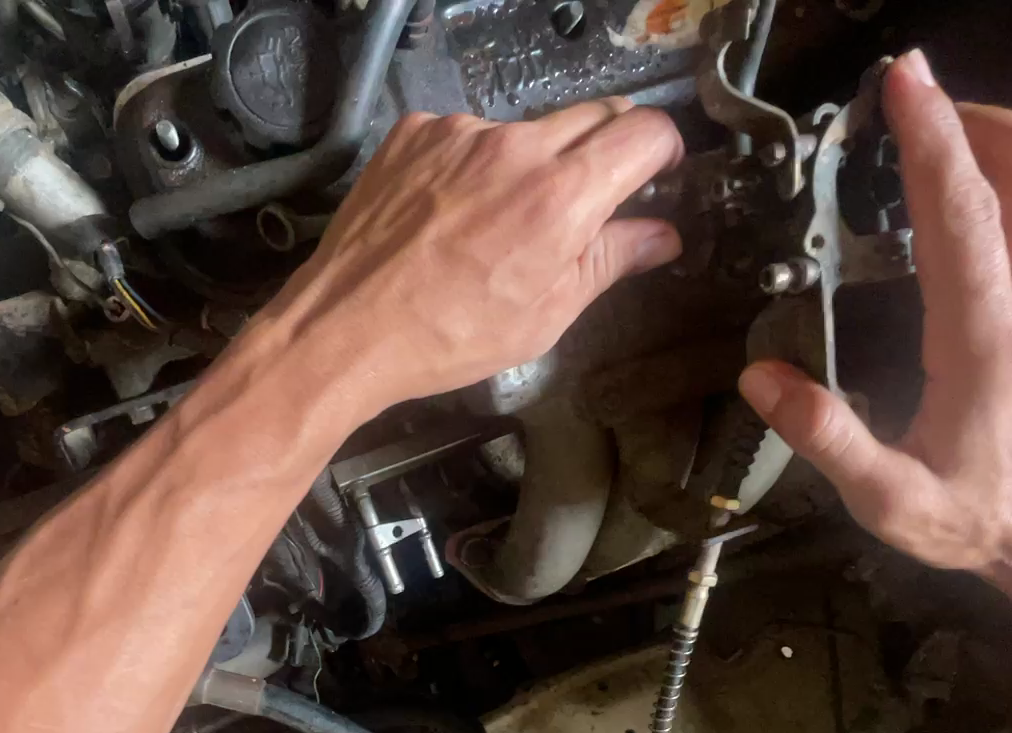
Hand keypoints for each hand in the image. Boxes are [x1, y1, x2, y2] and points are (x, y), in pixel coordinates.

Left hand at [263, 99, 684, 413]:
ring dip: (533, 161)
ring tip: (497, 220)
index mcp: (561, 196)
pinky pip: (467, 134)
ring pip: (526, 128)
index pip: (644, 133)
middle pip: (592, 116)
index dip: (662, 151)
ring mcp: (460, 132)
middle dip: (605, 150)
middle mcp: (515, 146)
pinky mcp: (415, 131)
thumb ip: (608, 262)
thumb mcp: (543, 316)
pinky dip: (474, 163)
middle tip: (586, 199)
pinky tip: (450, 210)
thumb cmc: (450, 337)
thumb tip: (662, 235)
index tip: (655, 173)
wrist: (349, 327)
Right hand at [738, 50, 1011, 578]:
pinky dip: (1003, 189)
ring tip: (925, 143)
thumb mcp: (885, 498)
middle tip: (914, 105)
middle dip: (978, 119)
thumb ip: (824, 436)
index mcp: (985, 341)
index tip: (904, 83)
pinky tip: (953, 212)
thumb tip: (758, 376)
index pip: (963, 216)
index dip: (932, 141)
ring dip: (994, 146)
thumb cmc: (976, 518)